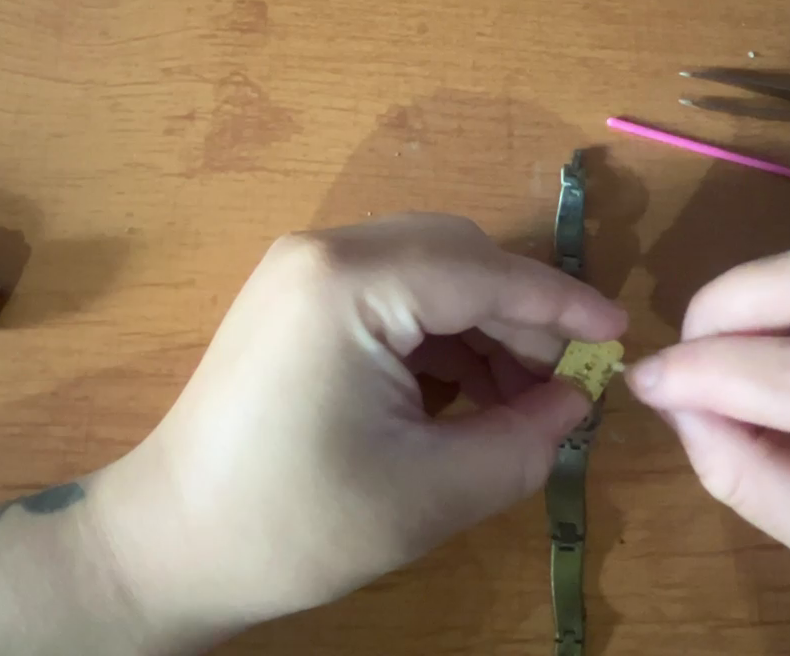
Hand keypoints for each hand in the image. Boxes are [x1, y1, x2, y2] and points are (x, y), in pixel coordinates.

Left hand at [94, 214, 627, 642]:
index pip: (481, 272)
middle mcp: (324, 250)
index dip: (559, 303)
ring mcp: (303, 265)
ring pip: (426, 267)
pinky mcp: (298, 292)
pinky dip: (437, 328)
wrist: (171, 539)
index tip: (618, 333)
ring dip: (480, 320)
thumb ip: (523, 438)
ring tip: (522, 392)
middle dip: (519, 311)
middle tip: (566, 379)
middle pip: (455, 255)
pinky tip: (466, 383)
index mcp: (350, 282)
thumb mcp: (431, 492)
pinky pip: (391, 289)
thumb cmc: (297, 522)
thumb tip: (576, 399)